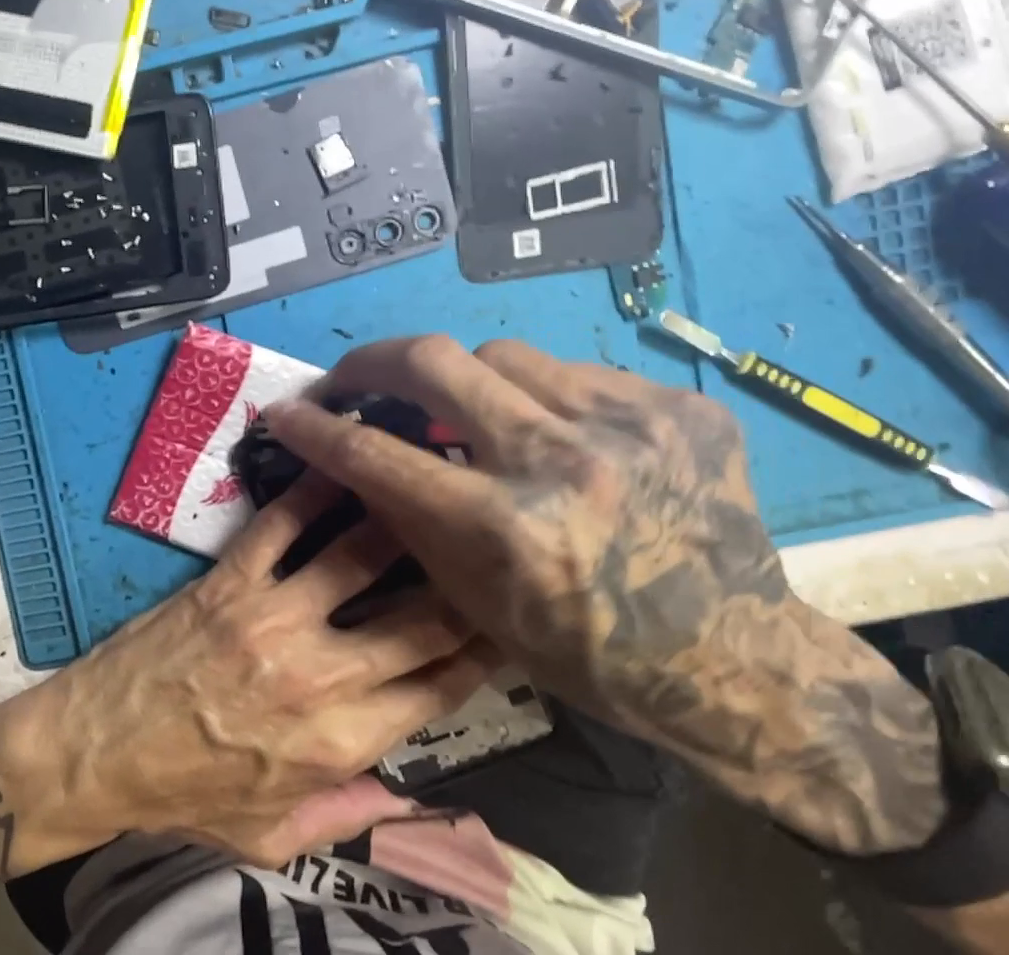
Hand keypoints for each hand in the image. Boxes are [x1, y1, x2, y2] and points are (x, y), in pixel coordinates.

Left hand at [20, 474, 498, 865]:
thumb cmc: (180, 798)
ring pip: (361, 554)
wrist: (92, 754)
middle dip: (466, 577)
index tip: (506, 618)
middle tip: (488, 540)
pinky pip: (280, 525)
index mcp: (342, 743)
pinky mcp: (225, 583)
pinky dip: (315, 490)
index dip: (487, 650)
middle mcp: (321, 674)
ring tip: (434, 481)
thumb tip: (405, 794)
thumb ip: (344, 815)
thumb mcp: (270, 838)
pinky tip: (344, 460)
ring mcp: (272, 618)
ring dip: (403, 516)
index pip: (443, 686)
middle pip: (422, 616)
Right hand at [261, 337, 948, 855]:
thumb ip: (408, 518)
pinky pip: (574, 372)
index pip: (378, 453)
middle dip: (372, 360)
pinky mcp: (679, 410)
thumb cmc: (578, 648)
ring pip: (503, 353)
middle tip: (352, 376)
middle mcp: (564, 462)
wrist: (727, 660)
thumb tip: (355, 455)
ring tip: (459, 409)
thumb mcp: (468, 599)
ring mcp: (631, 426)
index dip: (316, 428)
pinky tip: (544, 430)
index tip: (285, 412)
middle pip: (436, 361)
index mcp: (504, 528)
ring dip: (461, 378)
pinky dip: (536, 395)